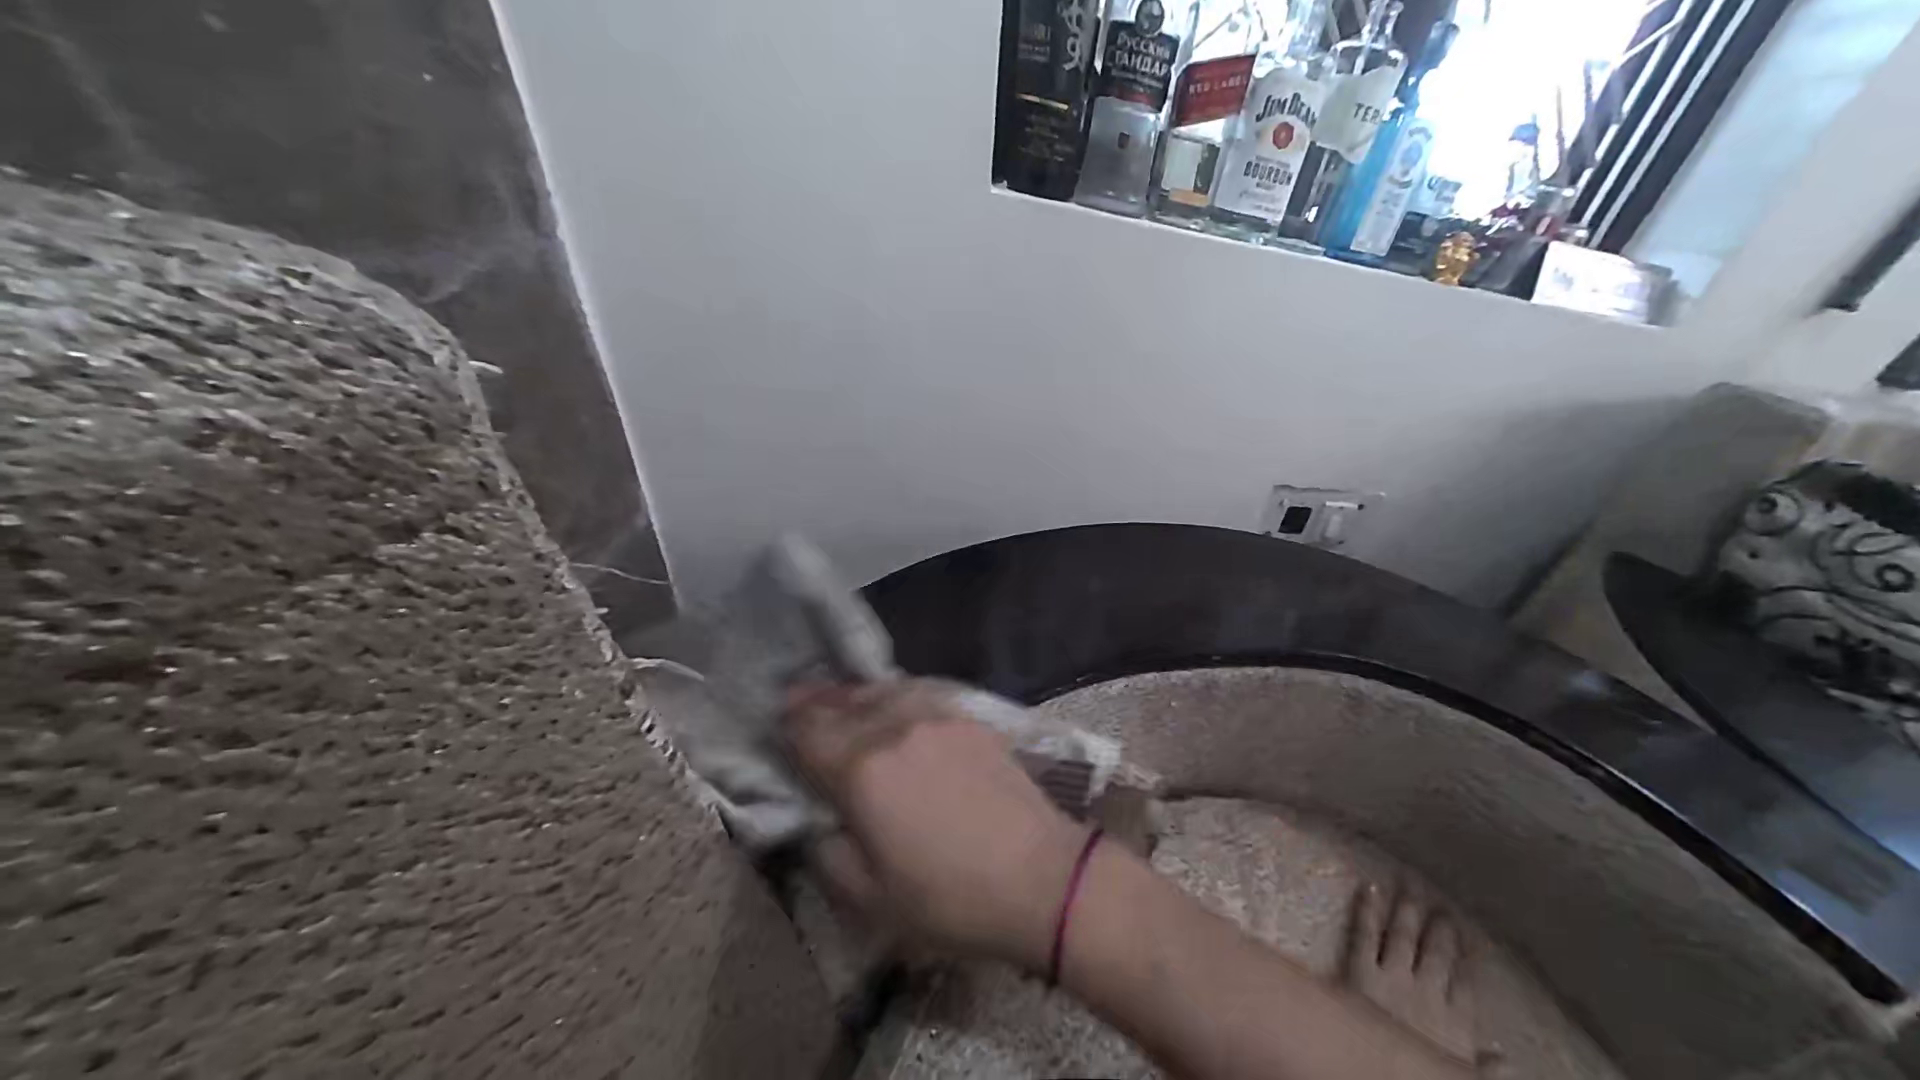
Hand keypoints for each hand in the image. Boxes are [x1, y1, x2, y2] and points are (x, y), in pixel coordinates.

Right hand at [781, 679, 1088, 969]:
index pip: (810, 729)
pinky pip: (920, 694)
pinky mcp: (970, 718)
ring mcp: (937, 716)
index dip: (789, 723)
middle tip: (800, 698)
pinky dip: (896, 695)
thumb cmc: (949, 897)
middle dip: (817, 701)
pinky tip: (897, 704)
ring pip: (884, 690)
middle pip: (844, 701)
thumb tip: (817, 819)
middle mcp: (895, 727)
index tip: (778, 720)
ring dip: (857, 693)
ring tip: (845, 697)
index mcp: (862, 769)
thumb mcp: (869, 898)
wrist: (1040, 876)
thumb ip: (828, 852)